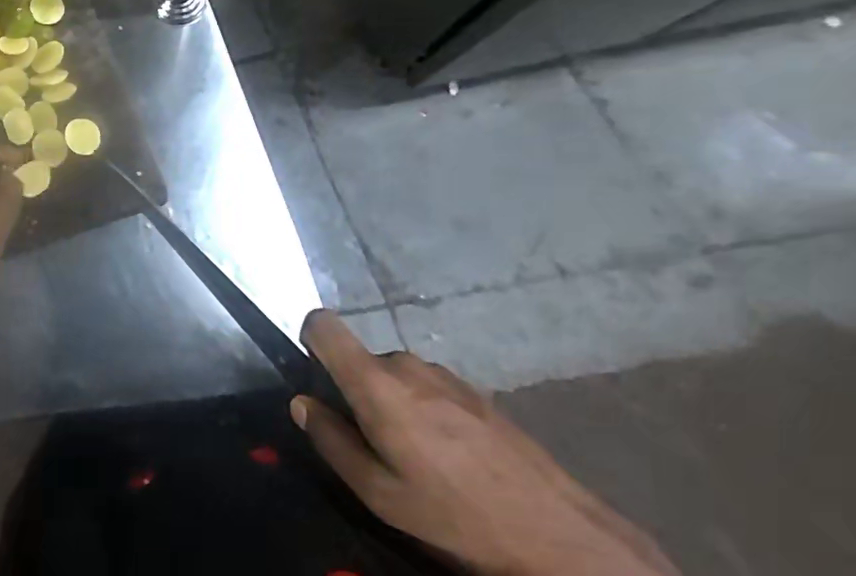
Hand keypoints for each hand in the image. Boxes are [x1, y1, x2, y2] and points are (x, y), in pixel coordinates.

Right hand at [294, 311, 678, 575]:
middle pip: (360, 360)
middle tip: (373, 444)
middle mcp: (405, 363)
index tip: (316, 379)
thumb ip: (331, 441)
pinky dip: (424, 410)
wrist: (555, 530)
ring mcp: (442, 372)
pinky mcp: (471, 387)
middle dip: (356, 392)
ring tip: (417, 457)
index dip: (310, 340)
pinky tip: (450, 456)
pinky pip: (427, 387)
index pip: (323, 324)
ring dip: (393, 403)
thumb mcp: (379, 493)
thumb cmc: (454, 512)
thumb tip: (301, 404)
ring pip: (395, 376)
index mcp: (375, 382)